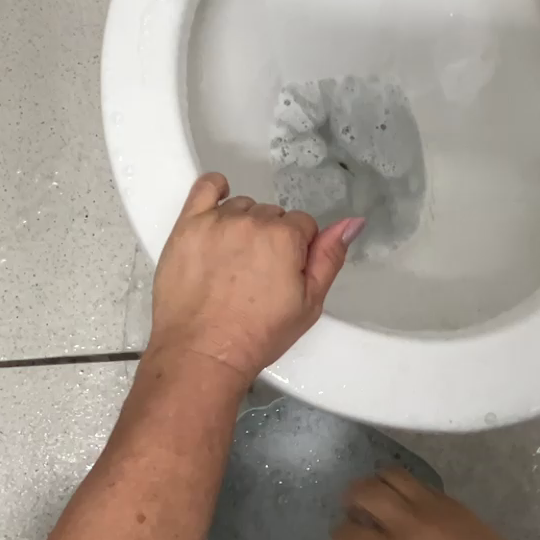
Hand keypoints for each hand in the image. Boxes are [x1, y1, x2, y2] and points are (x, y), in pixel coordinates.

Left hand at [145, 172, 363, 385]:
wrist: (201, 352)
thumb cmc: (256, 335)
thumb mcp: (309, 303)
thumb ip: (329, 257)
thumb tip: (351, 223)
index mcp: (285, 237)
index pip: (302, 224)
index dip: (297, 249)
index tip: (284, 272)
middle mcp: (251, 221)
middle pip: (271, 215)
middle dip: (270, 238)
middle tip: (258, 273)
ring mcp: (216, 221)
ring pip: (241, 206)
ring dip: (243, 224)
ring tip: (233, 261)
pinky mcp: (187, 225)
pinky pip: (204, 187)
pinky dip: (215, 189)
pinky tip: (219, 201)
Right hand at [333, 468, 539, 539]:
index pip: (350, 534)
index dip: (339, 536)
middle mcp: (409, 524)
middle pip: (365, 490)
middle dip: (350, 497)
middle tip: (351, 507)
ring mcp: (431, 506)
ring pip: (390, 474)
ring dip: (375, 482)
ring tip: (375, 496)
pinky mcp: (449, 499)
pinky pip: (415, 481)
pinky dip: (402, 487)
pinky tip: (405, 503)